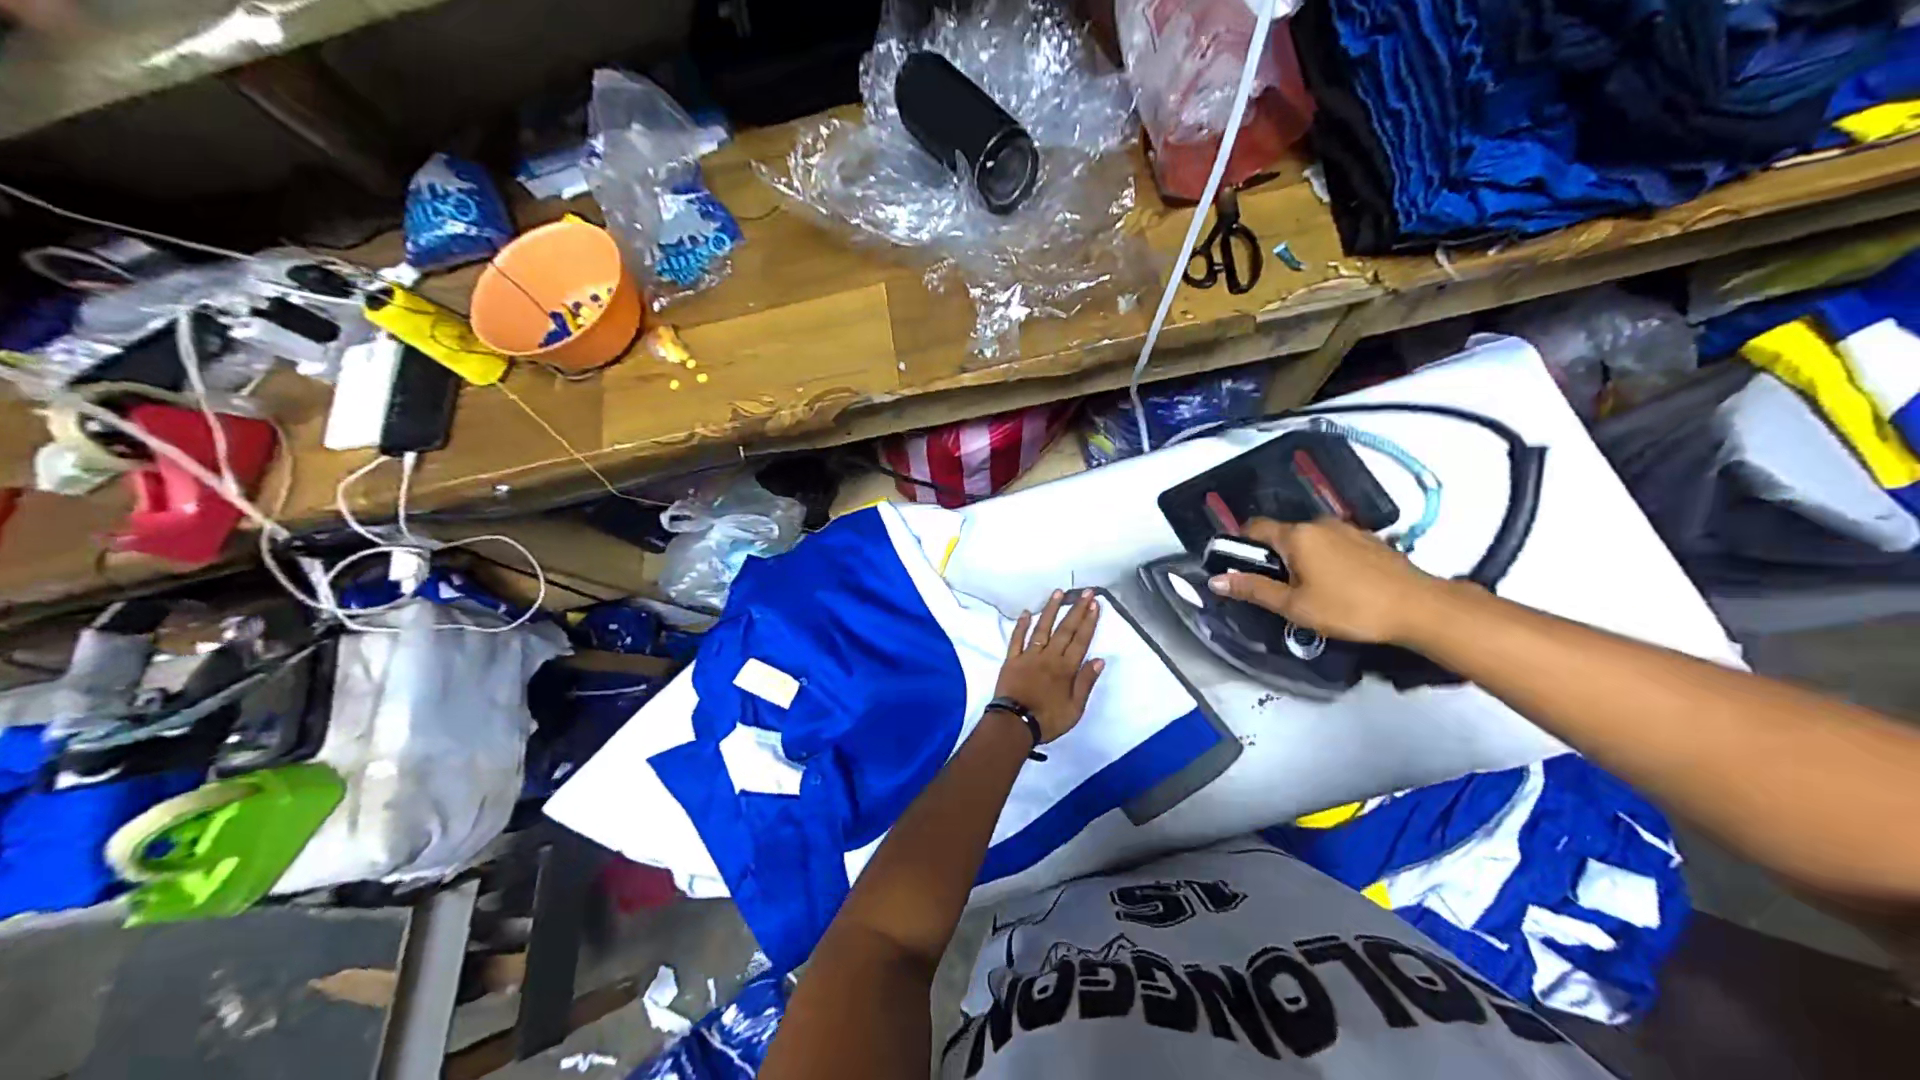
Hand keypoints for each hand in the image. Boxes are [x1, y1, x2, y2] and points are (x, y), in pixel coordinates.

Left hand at [995, 589, 1103, 742]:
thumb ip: (1086, 682)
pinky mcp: (1011, 660)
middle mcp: (1049, 657)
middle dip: (1076, 610)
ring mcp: (1029, 656)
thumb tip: (1099, 659)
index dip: (1089, 621)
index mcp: (1066, 668)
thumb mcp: (1075, 708)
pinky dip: (1021, 625)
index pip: (1080, 640)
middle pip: (1065, 629)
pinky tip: (1026, 612)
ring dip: (1051, 609)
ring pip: (1042, 628)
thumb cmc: (1048, 720)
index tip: (1095, 604)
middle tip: (1085, 592)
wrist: (1014, 724)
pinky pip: (1017, 639)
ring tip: (1058, 592)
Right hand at [1207, 517, 1456, 644]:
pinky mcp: (1369, 540)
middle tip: (1275, 589)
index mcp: (1297, 536)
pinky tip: (1336, 585)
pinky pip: (1333, 544)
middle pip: (1282, 534)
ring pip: (1309, 540)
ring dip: (1300, 559)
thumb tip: (1217, 581)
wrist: (1419, 608)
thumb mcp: (1295, 606)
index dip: (1239, 545)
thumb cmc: (1349, 608)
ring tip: (1308, 590)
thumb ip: (1254, 590)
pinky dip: (1325, 559)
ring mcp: (1347, 530)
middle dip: (1272, 557)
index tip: (1237, 568)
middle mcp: (1319, 524)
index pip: (1254, 527)